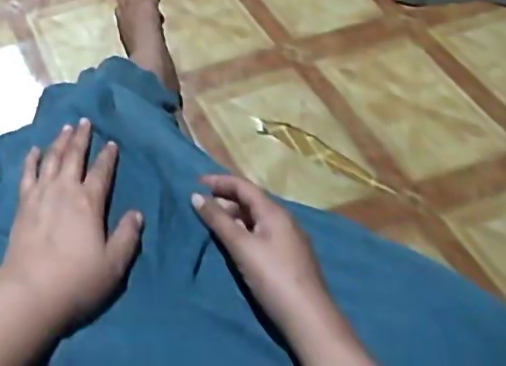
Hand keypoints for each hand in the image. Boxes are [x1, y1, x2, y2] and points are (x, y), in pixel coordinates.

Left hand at [0, 118, 142, 330]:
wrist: (32, 287)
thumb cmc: (78, 279)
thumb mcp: (113, 265)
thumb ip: (127, 236)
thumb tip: (137, 213)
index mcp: (89, 202)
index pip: (102, 172)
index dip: (107, 157)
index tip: (111, 142)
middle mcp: (64, 188)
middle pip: (74, 156)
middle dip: (81, 137)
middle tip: (84, 121)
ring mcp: (41, 192)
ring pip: (52, 158)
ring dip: (59, 141)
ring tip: (65, 127)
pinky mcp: (23, 200)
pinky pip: (28, 172)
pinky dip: (32, 158)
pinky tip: (34, 149)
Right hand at [192, 173, 355, 350]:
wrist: (311, 323)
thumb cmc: (273, 277)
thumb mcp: (240, 245)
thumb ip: (217, 219)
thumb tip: (195, 195)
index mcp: (274, 212)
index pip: (242, 185)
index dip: (218, 181)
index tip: (195, 183)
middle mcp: (284, 221)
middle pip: (249, 201)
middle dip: (224, 200)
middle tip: (202, 208)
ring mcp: (289, 241)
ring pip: (256, 219)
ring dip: (233, 218)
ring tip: (214, 226)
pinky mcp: (291, 260)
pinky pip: (262, 235)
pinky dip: (244, 232)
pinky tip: (235, 245)